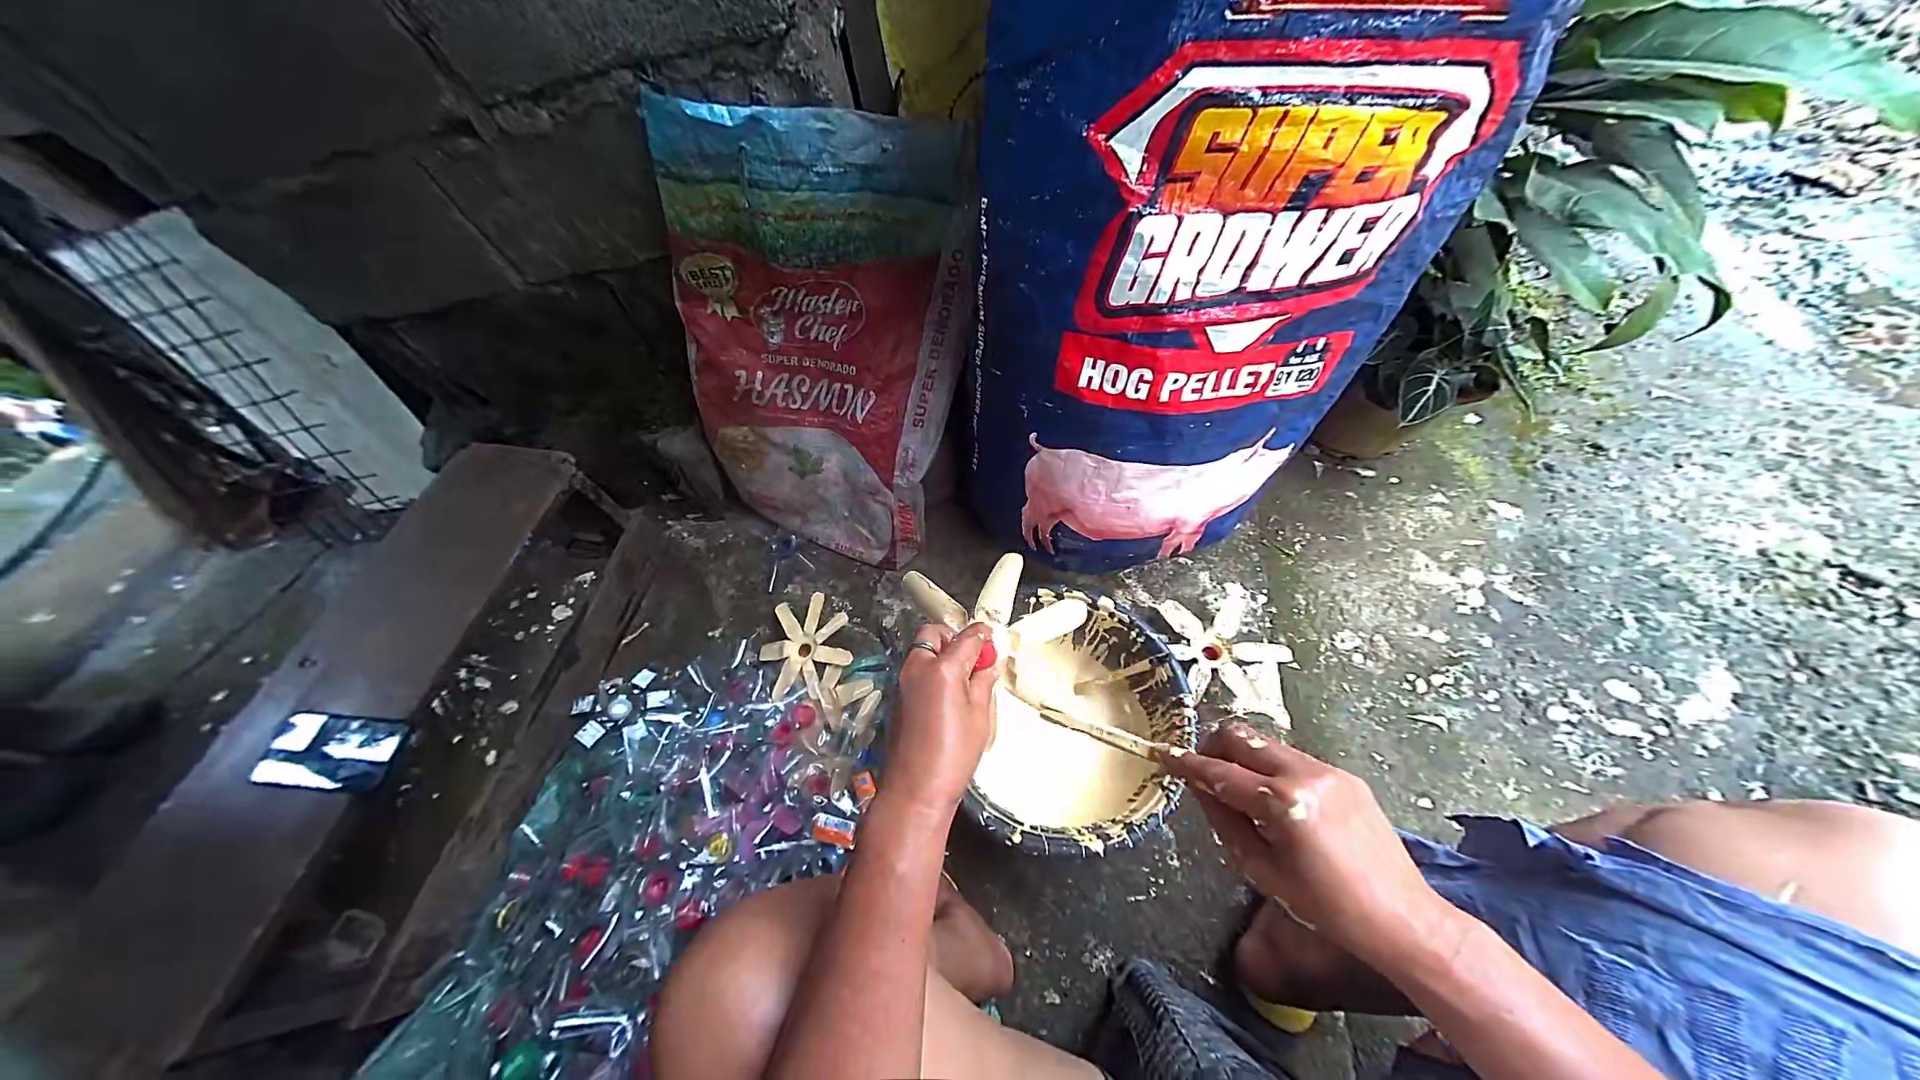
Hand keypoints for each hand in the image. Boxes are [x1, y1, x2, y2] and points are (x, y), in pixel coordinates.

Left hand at [887, 622, 997, 815]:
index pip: (967, 637)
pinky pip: (917, 669)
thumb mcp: (980, 716)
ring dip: (942, 654)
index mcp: (941, 669)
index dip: (983, 635)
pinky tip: (948, 694)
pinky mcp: (898, 694)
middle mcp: (917, 666)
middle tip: (974, 660)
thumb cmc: (953, 755)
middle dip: (955, 639)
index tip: (993, 639)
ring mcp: (903, 680)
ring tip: (964, 679)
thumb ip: (983, 681)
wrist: (916, 788)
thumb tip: (990, 663)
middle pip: (935, 634)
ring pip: (923, 650)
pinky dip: (932, 670)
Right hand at [1161, 724, 1457, 960]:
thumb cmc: (1327, 907)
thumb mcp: (1261, 868)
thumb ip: (1225, 820)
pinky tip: (1275, 801)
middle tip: (1203, 771)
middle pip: (1241, 736)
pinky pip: (1293, 759)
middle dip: (1213, 748)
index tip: (1166, 755)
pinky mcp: (1345, 776)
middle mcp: (1306, 774)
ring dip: (1243, 758)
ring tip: (1241, 792)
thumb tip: (1201, 789)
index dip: (1188, 764)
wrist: (1401, 918)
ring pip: (1266, 744)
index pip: (1221, 772)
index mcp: (1283, 803)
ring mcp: (1329, 771)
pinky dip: (1271, 770)